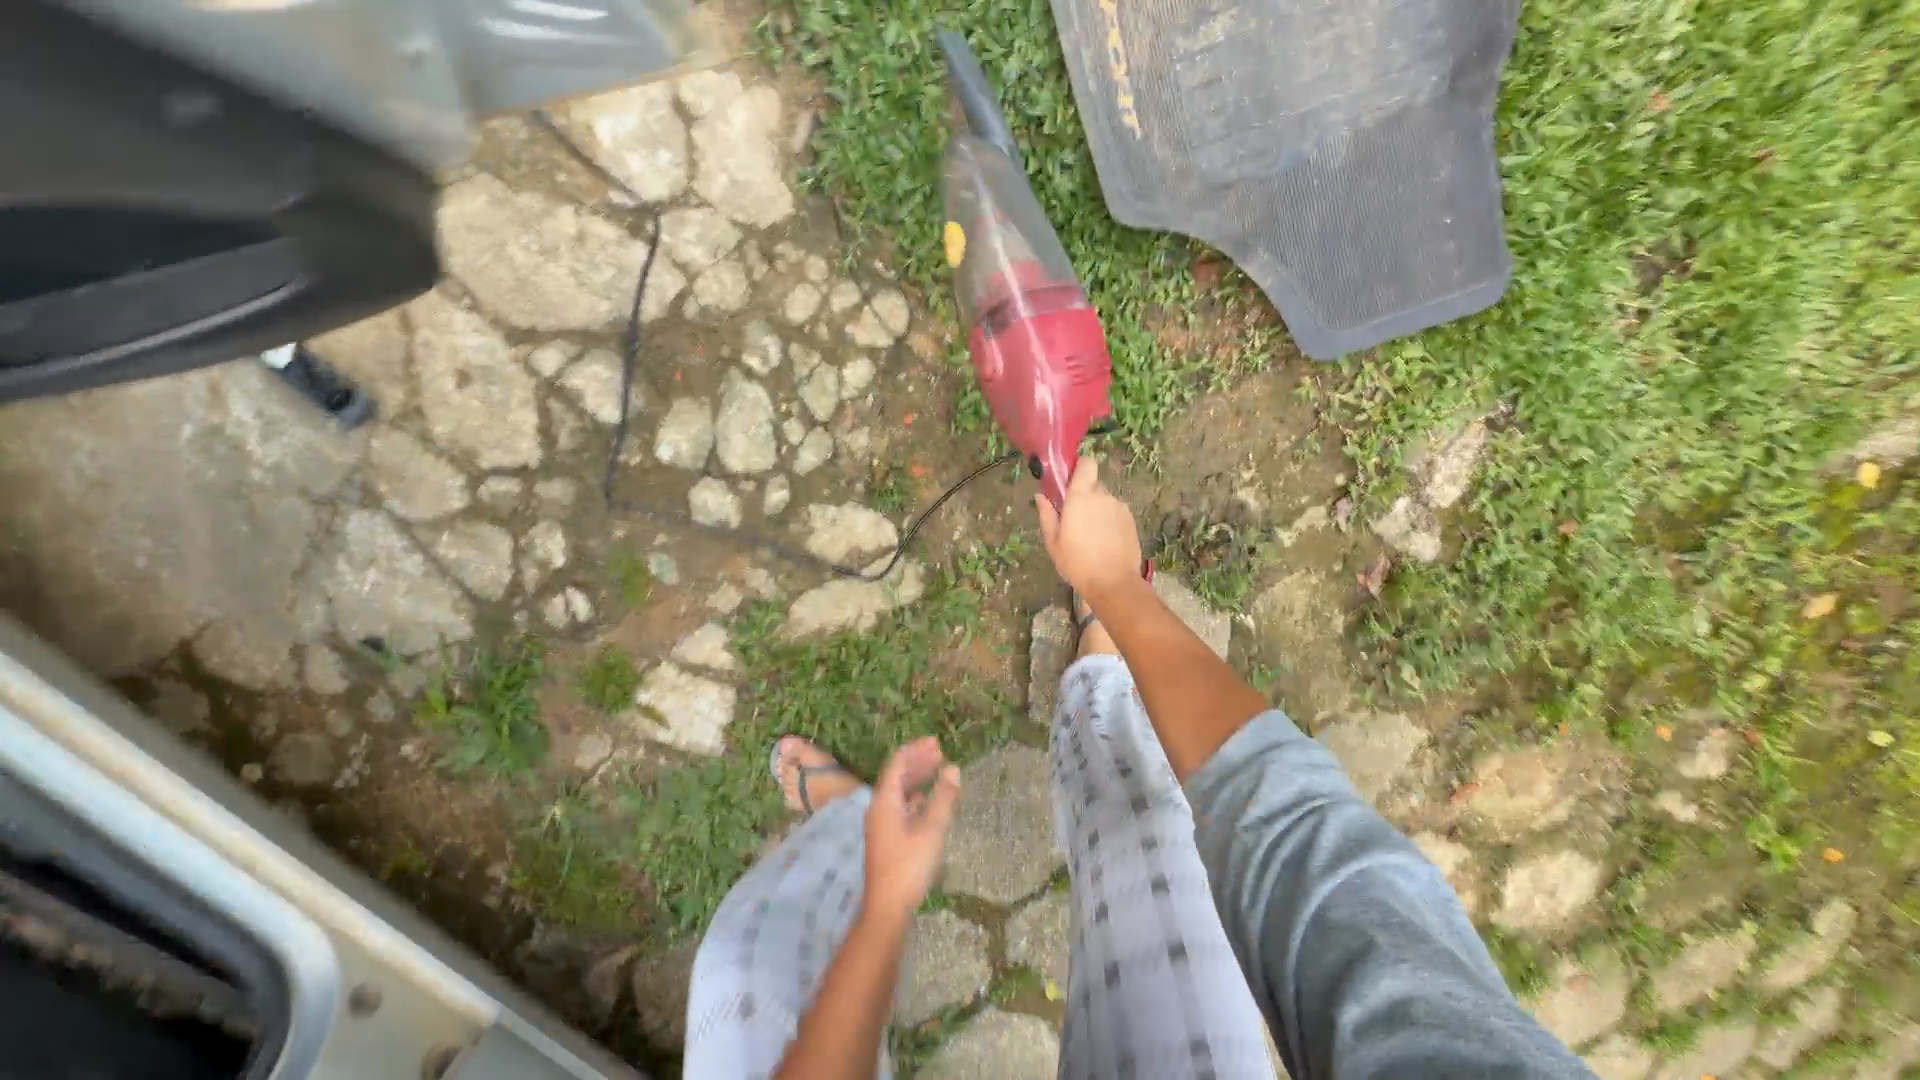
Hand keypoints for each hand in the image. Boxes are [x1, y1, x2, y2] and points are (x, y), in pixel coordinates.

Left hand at [862, 737, 961, 922]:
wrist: (887, 907)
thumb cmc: (908, 866)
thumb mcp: (931, 830)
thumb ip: (943, 798)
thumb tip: (953, 768)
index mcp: (884, 801)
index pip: (897, 764)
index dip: (916, 750)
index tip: (936, 742)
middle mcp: (879, 808)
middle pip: (896, 776)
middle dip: (917, 761)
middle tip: (939, 751)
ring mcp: (882, 825)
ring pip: (899, 793)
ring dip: (916, 778)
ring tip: (937, 770)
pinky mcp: (887, 839)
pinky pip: (900, 807)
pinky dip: (915, 797)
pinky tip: (927, 800)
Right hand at [1034, 457, 1143, 604]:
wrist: (1113, 582)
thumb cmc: (1077, 562)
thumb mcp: (1053, 542)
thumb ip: (1047, 515)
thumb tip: (1041, 496)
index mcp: (1081, 496)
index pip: (1086, 463)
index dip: (1079, 468)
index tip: (1068, 482)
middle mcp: (1103, 496)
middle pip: (1093, 484)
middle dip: (1084, 496)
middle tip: (1074, 518)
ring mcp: (1120, 507)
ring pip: (1105, 500)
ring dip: (1097, 510)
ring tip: (1090, 535)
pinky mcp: (1131, 520)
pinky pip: (1115, 513)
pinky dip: (1109, 521)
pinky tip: (1104, 542)